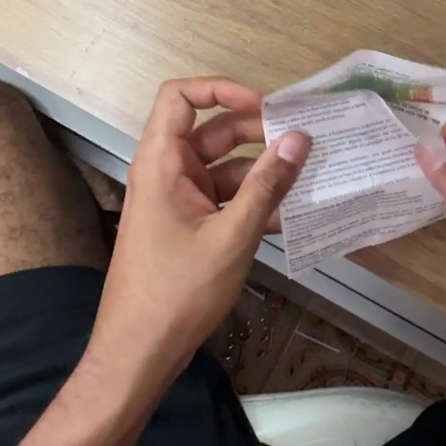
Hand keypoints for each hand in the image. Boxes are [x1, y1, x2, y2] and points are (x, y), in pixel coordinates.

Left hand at [92, 77, 310, 365]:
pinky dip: (253, 200)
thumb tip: (300, 138)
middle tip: (303, 143)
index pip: (180, 97)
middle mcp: (167, 172)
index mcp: (162, 163)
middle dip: (258, 133)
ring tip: (307, 178)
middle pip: (213, 131)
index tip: (262, 106)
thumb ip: (267, 184)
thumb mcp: (232, 236)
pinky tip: (289, 216)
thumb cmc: (177, 291)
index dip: (220, 89)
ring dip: (262, 171)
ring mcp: (178, 199)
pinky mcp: (189, 224)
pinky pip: (225, 197)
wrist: (138, 356)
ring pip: (225, 166)